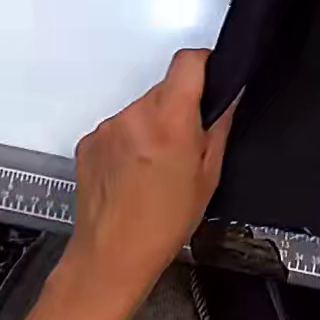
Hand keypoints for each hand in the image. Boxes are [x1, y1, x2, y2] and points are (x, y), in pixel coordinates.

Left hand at [64, 49, 234, 298]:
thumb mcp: (211, 172)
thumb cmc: (165, 221)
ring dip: (156, 120)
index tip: (213, 76)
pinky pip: (122, 124)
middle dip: (182, 102)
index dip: (205, 63)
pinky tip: (138, 167)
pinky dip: (134, 136)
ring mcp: (108, 128)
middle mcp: (135, 116)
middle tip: (190, 137)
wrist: (111, 258)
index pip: (188, 61)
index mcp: (170, 121)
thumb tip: (231, 95)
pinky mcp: (89, 141)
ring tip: (161, 159)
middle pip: (166, 85)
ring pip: (144, 105)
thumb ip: (221, 125)